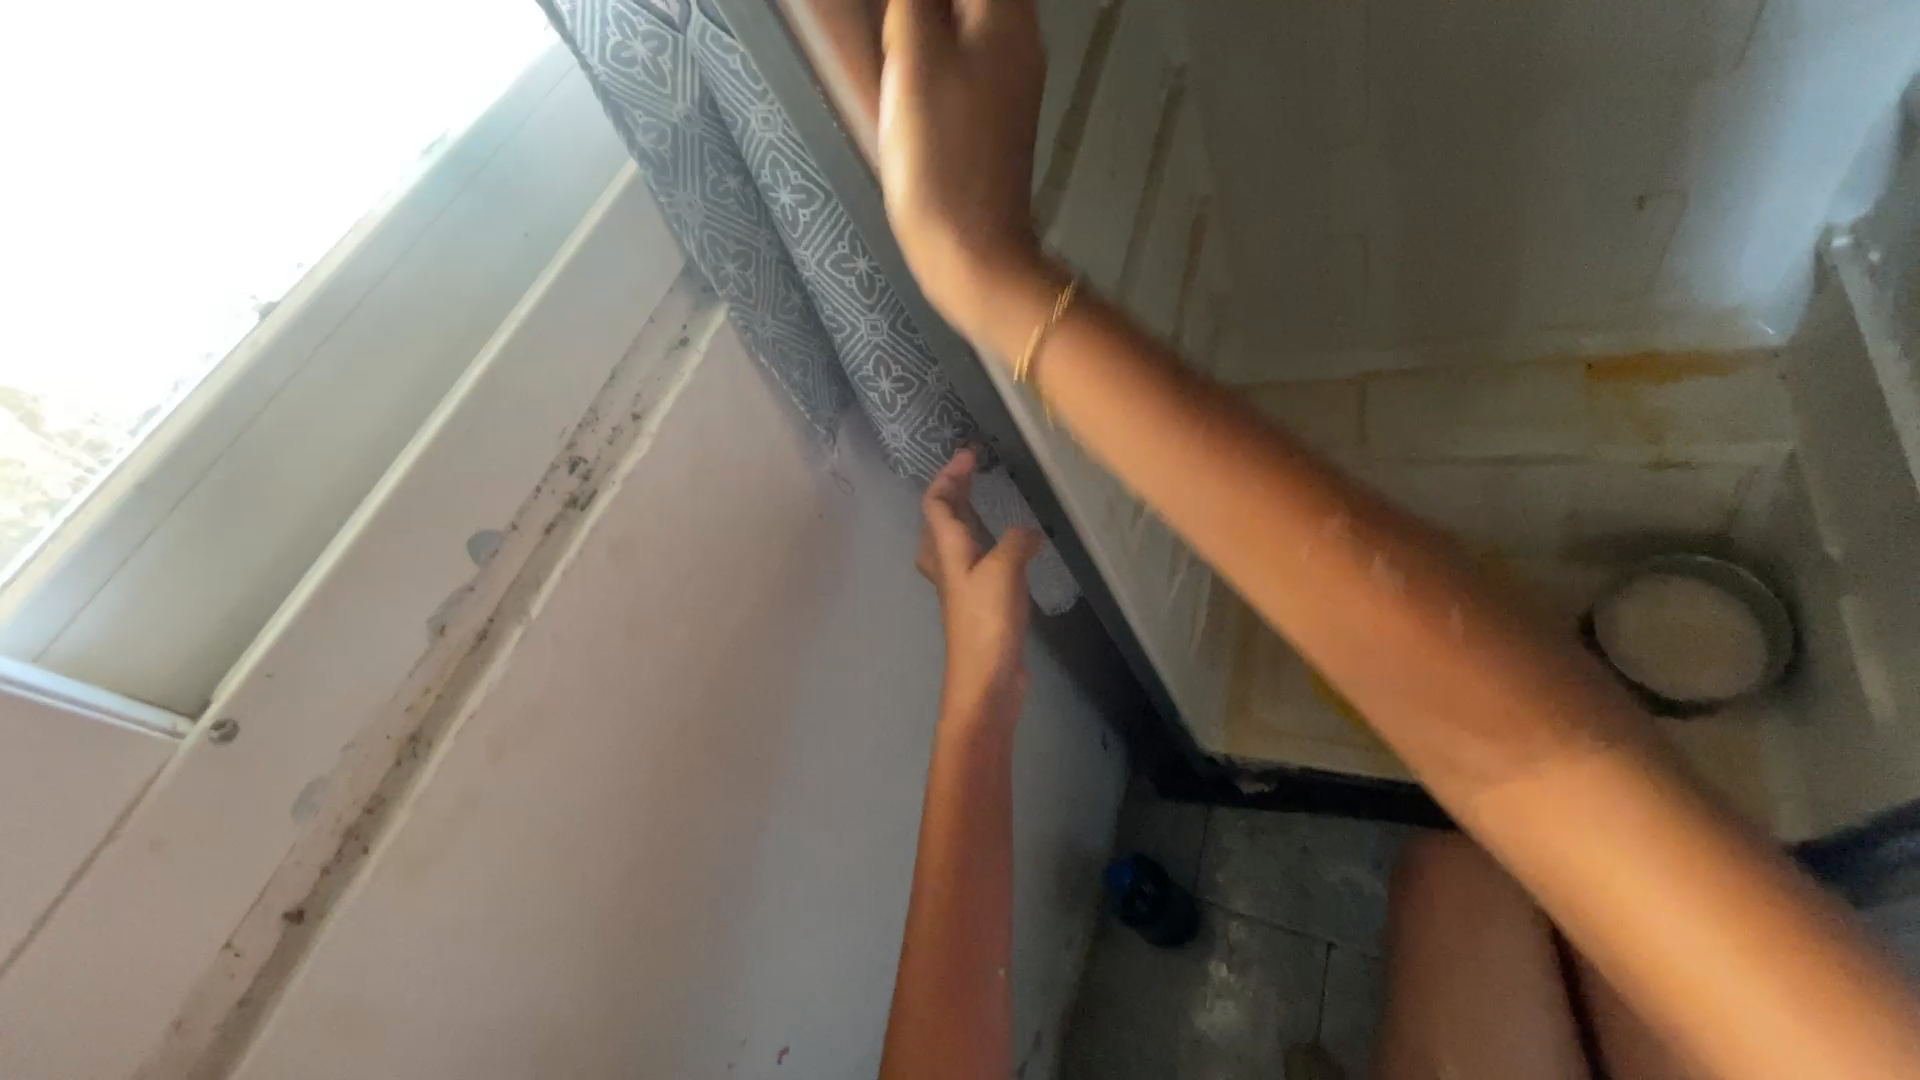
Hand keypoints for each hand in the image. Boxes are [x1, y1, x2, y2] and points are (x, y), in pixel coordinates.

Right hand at [878, 0, 1047, 339]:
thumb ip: (914, 1)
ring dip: (926, 26)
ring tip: (892, 49)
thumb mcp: (915, 59)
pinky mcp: (995, 121)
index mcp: (1005, 15)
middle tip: (890, 33)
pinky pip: (966, 61)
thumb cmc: (940, 160)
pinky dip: (935, 55)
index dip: (917, 0)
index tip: (893, 15)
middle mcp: (1020, 42)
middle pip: (972, 1)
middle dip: (922, 11)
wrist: (972, 253)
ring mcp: (1011, 85)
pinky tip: (907, 76)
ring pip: (968, 24)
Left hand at [916, 449, 1042, 715]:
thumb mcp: (1004, 571)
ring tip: (988, 503)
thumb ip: (1017, 543)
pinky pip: (977, 562)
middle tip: (975, 471)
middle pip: (940, 521)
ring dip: (965, 518)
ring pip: (955, 543)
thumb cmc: (987, 622)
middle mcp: (949, 566)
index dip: (948, 476)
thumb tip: (1029, 533)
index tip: (969, 454)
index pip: (936, 504)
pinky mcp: (979, 605)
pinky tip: (1013, 549)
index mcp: (947, 551)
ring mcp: (962, 587)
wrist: (986, 680)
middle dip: (954, 493)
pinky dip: (988, 544)